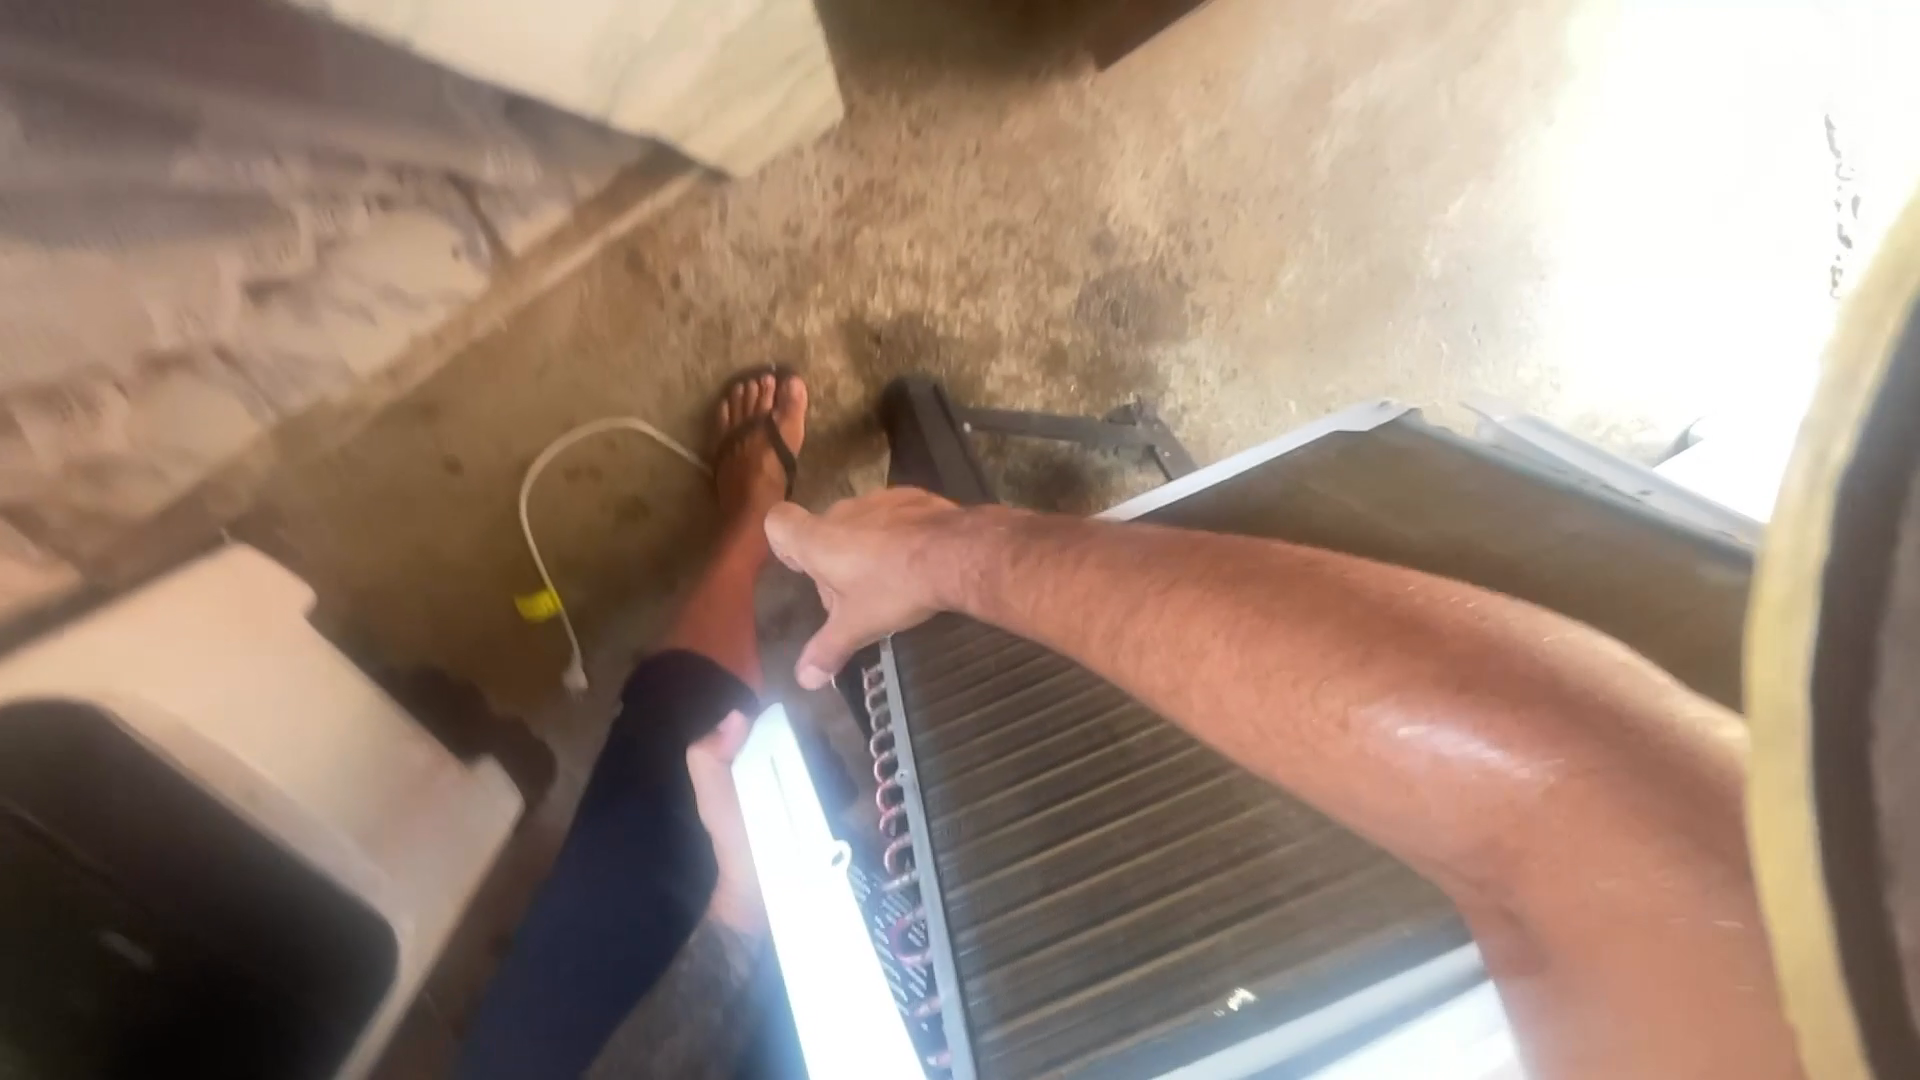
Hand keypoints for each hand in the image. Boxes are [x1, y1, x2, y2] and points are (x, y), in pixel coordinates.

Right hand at [764, 488, 974, 688]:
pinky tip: (918, 560)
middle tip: (856, 598)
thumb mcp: (858, 626)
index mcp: (818, 539)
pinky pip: (895, 517)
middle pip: (824, 533)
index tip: (804, 569)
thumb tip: (803, 680)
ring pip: (861, 524)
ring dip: (868, 547)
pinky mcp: (914, 497)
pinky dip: (899, 535)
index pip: (779, 523)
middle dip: (834, 562)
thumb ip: (827, 649)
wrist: (955, 553)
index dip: (785, 545)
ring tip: (891, 581)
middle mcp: (843, 512)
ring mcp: (880, 499)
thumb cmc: (894, 588)